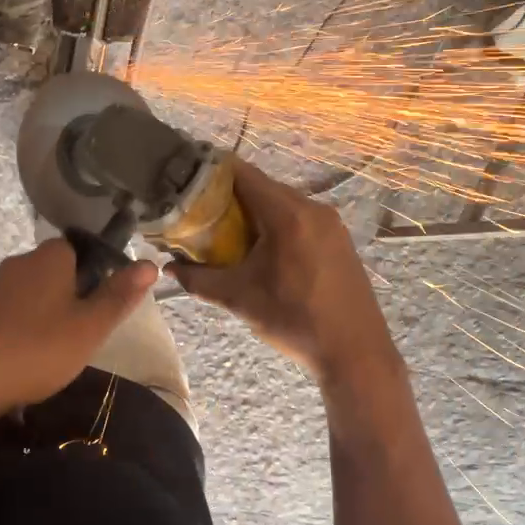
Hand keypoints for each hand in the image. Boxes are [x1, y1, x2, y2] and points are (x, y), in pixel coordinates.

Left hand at [0, 239, 157, 420]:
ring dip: (43, 316)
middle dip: (69, 298)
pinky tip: (20, 357)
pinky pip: (7, 313)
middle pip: (55, 272)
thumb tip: (150, 264)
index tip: (99, 312)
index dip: (95, 277)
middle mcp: (18, 261)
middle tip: (79, 337)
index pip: (81, 250)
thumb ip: (119, 296)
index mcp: (50, 257)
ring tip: (50, 352)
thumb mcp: (89, 328)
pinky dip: (18, 329)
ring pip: (30, 294)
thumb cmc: (35, 351)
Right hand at [168, 159, 395, 379]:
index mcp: (287, 215)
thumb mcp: (239, 299)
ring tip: (224, 233)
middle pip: (261, 187)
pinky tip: (260, 250)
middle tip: (198, 214)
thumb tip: (169, 268)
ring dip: (251, 213)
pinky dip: (274, 225)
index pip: (242, 174)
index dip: (211, 173)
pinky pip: (298, 218)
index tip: (186, 181)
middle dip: (228, 197)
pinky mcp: (338, 238)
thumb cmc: (295, 321)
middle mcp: (312, 208)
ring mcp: (330, 222)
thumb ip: (199, 279)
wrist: (355, 352)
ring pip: (280, 203)